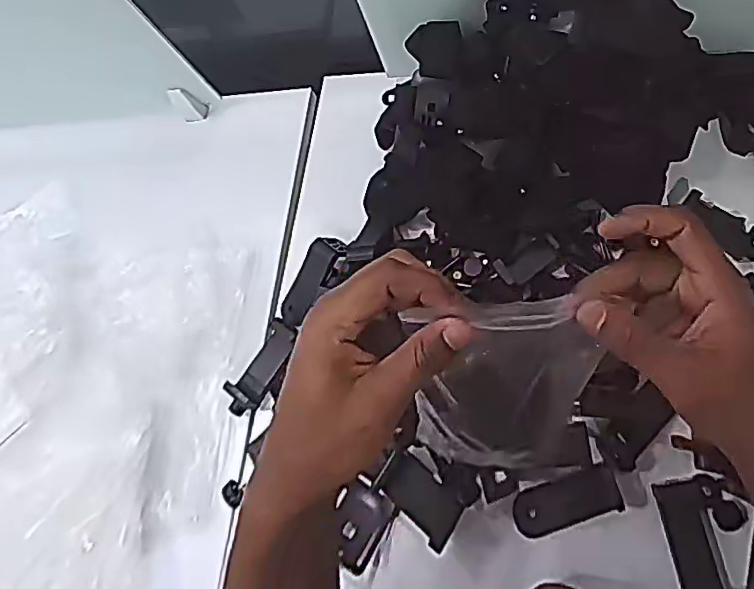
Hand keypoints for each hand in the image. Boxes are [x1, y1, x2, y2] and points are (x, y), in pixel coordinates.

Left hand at [250, 250, 473, 514]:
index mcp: (332, 317)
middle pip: (391, 271)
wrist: (295, 483)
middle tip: (456, 315)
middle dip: (430, 287)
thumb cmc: (319, 448)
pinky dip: (412, 317)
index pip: (390, 273)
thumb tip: (458, 326)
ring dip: (423, 302)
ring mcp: (339, 323)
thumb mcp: (380, 400)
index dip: (430, 285)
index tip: (456, 311)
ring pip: (391, 288)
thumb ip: (422, 357)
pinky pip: (387, 310)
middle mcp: (332, 312)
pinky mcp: (348, 337)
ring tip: (447, 328)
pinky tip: (426, 341)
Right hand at [573, 205, 753, 457]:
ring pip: (646, 283)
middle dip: (615, 273)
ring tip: (586, 313)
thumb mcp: (679, 372)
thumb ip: (630, 338)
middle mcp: (706, 287)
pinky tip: (604, 326)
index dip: (643, 220)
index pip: (681, 229)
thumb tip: (590, 310)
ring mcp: (694, 306)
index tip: (608, 229)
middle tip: (584, 295)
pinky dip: (624, 314)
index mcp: (718, 284)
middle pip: (653, 259)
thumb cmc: (746, 408)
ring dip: (615, 295)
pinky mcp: (684, 326)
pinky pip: (648, 306)